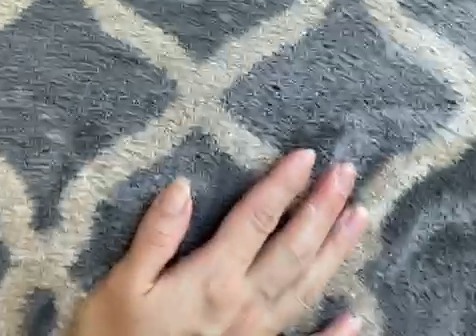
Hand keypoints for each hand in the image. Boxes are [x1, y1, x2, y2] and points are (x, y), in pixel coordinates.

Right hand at [70, 150, 367, 335]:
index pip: (256, 220)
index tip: (307, 156)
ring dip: (335, 251)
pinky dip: (335, 334)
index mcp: (212, 278)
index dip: (282, 186)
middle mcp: (244, 305)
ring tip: (359, 218)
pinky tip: (356, 317)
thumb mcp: (125, 281)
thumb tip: (182, 185)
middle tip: (346, 174)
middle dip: (320, 209)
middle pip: (292, 249)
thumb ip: (156, 235)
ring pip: (306, 287)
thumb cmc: (116, 333)